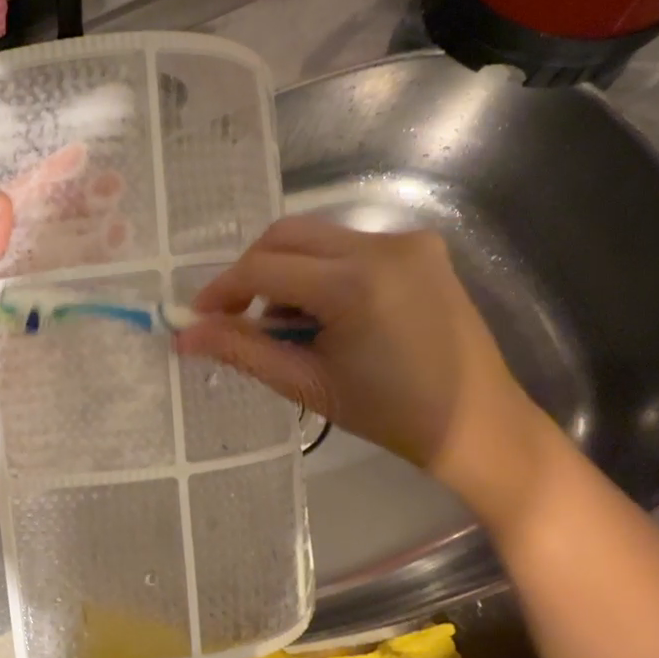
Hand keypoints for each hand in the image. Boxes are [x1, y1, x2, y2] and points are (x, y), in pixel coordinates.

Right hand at [174, 216, 544, 492]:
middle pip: (287, 235)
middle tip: (233, 317)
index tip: (197, 319)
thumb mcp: (306, 383)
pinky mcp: (422, 249)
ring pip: (316, 238)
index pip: (263, 268)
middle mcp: (383, 246)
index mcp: (355, 283)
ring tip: (285, 326)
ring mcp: (408, 242)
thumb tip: (183, 337)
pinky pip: (348, 247)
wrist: (475, 422)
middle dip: (249, 272)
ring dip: (285, 272)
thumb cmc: (388, 412)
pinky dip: (319, 273)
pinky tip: (323, 316)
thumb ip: (241, 350)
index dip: (221, 290)